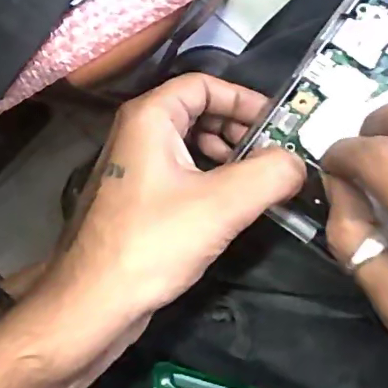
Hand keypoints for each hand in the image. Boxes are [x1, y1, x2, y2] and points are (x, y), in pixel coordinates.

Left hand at [38, 74, 304, 342]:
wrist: (91, 303)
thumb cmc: (152, 242)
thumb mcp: (221, 205)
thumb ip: (269, 175)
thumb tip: (297, 162)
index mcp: (150, 116)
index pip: (203, 84)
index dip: (244, 98)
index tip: (278, 123)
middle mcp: (138, 130)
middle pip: (197, 109)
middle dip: (238, 127)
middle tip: (274, 154)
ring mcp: (134, 162)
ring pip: (190, 140)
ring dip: (227, 153)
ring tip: (258, 179)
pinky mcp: (137, 193)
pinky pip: (180, 168)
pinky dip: (210, 174)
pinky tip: (231, 202)